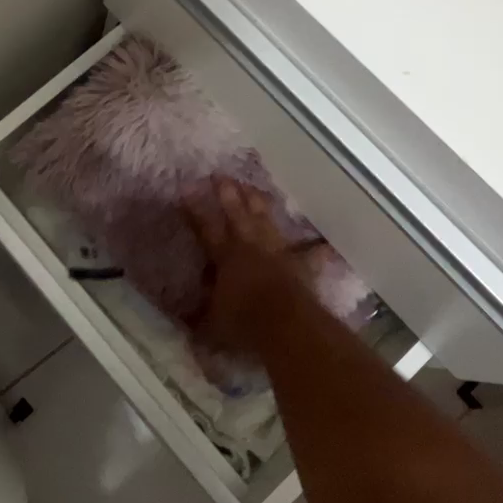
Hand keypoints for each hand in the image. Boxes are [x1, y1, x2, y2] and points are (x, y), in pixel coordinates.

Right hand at [184, 177, 313, 351]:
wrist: (288, 327)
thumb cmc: (245, 323)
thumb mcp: (212, 326)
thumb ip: (198, 319)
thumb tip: (180, 319)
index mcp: (225, 258)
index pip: (206, 229)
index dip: (195, 210)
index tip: (186, 189)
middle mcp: (250, 248)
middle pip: (238, 215)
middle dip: (228, 194)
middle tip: (221, 175)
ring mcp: (278, 254)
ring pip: (266, 223)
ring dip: (259, 205)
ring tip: (253, 188)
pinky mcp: (301, 267)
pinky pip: (310, 256)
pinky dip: (315, 250)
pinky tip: (322, 244)